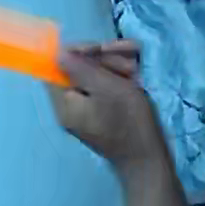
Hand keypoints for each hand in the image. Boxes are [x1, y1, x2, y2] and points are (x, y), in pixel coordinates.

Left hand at [48, 40, 169, 179]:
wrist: (147, 156)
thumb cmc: (128, 120)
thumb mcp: (107, 88)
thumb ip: (81, 69)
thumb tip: (57, 52)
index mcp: (65, 103)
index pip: (58, 67)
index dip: (78, 52)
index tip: (100, 49)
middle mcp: (71, 104)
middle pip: (79, 67)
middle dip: (104, 59)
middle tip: (127, 64)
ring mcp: (87, 107)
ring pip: (96, 72)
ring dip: (117, 65)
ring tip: (135, 71)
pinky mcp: (102, 108)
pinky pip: (105, 83)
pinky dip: (120, 76)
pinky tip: (135, 77)